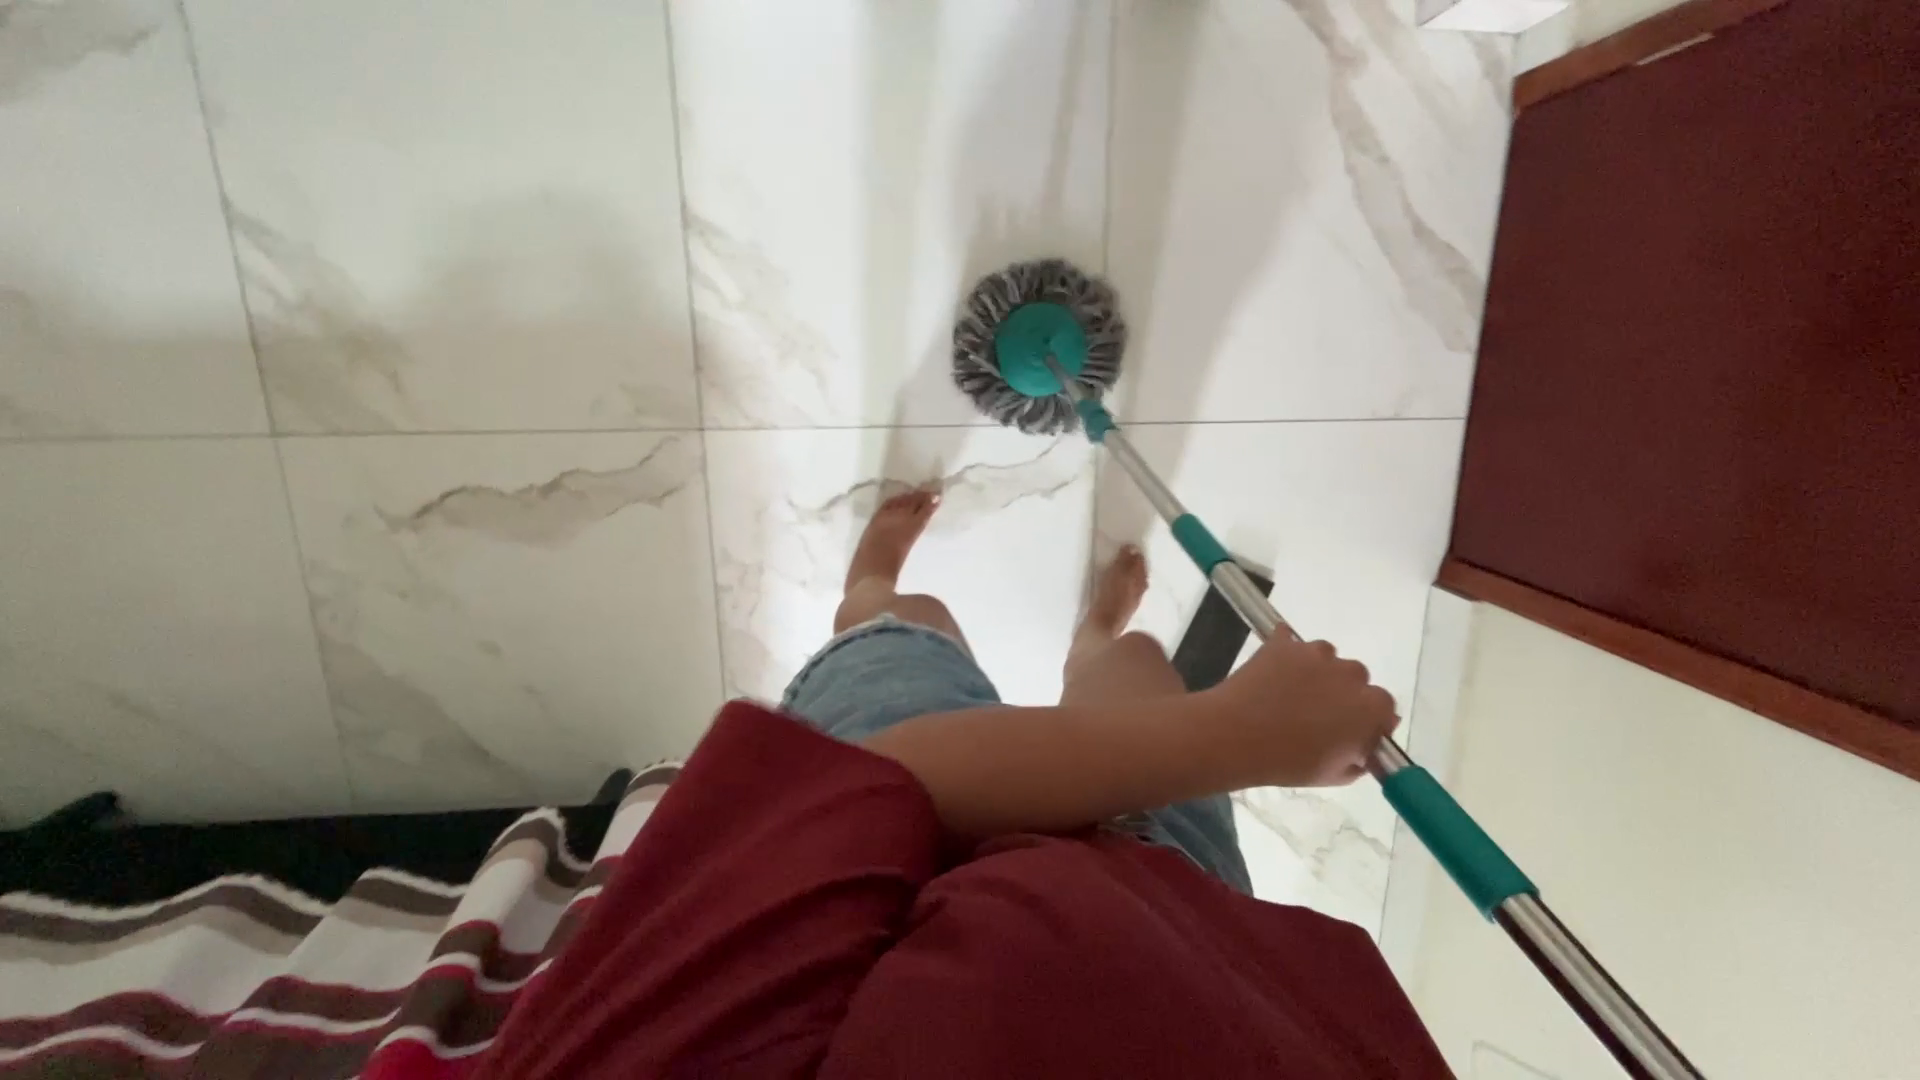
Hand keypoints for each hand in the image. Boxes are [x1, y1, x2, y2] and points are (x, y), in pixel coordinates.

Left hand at [1198, 637, 1398, 787]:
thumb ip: (1359, 757)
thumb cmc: (1288, 761)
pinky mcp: (1283, 642)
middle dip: (1341, 692)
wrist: (1235, 735)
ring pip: (1326, 657)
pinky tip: (1273, 667)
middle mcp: (1350, 674)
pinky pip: (1290, 638)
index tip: (1348, 730)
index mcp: (1371, 707)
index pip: (1383, 707)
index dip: (1366, 719)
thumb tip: (1363, 745)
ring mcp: (1315, 653)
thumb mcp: (1335, 774)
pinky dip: (1285, 650)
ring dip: (1316, 670)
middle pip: (1356, 678)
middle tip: (1315, 712)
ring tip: (1289, 692)